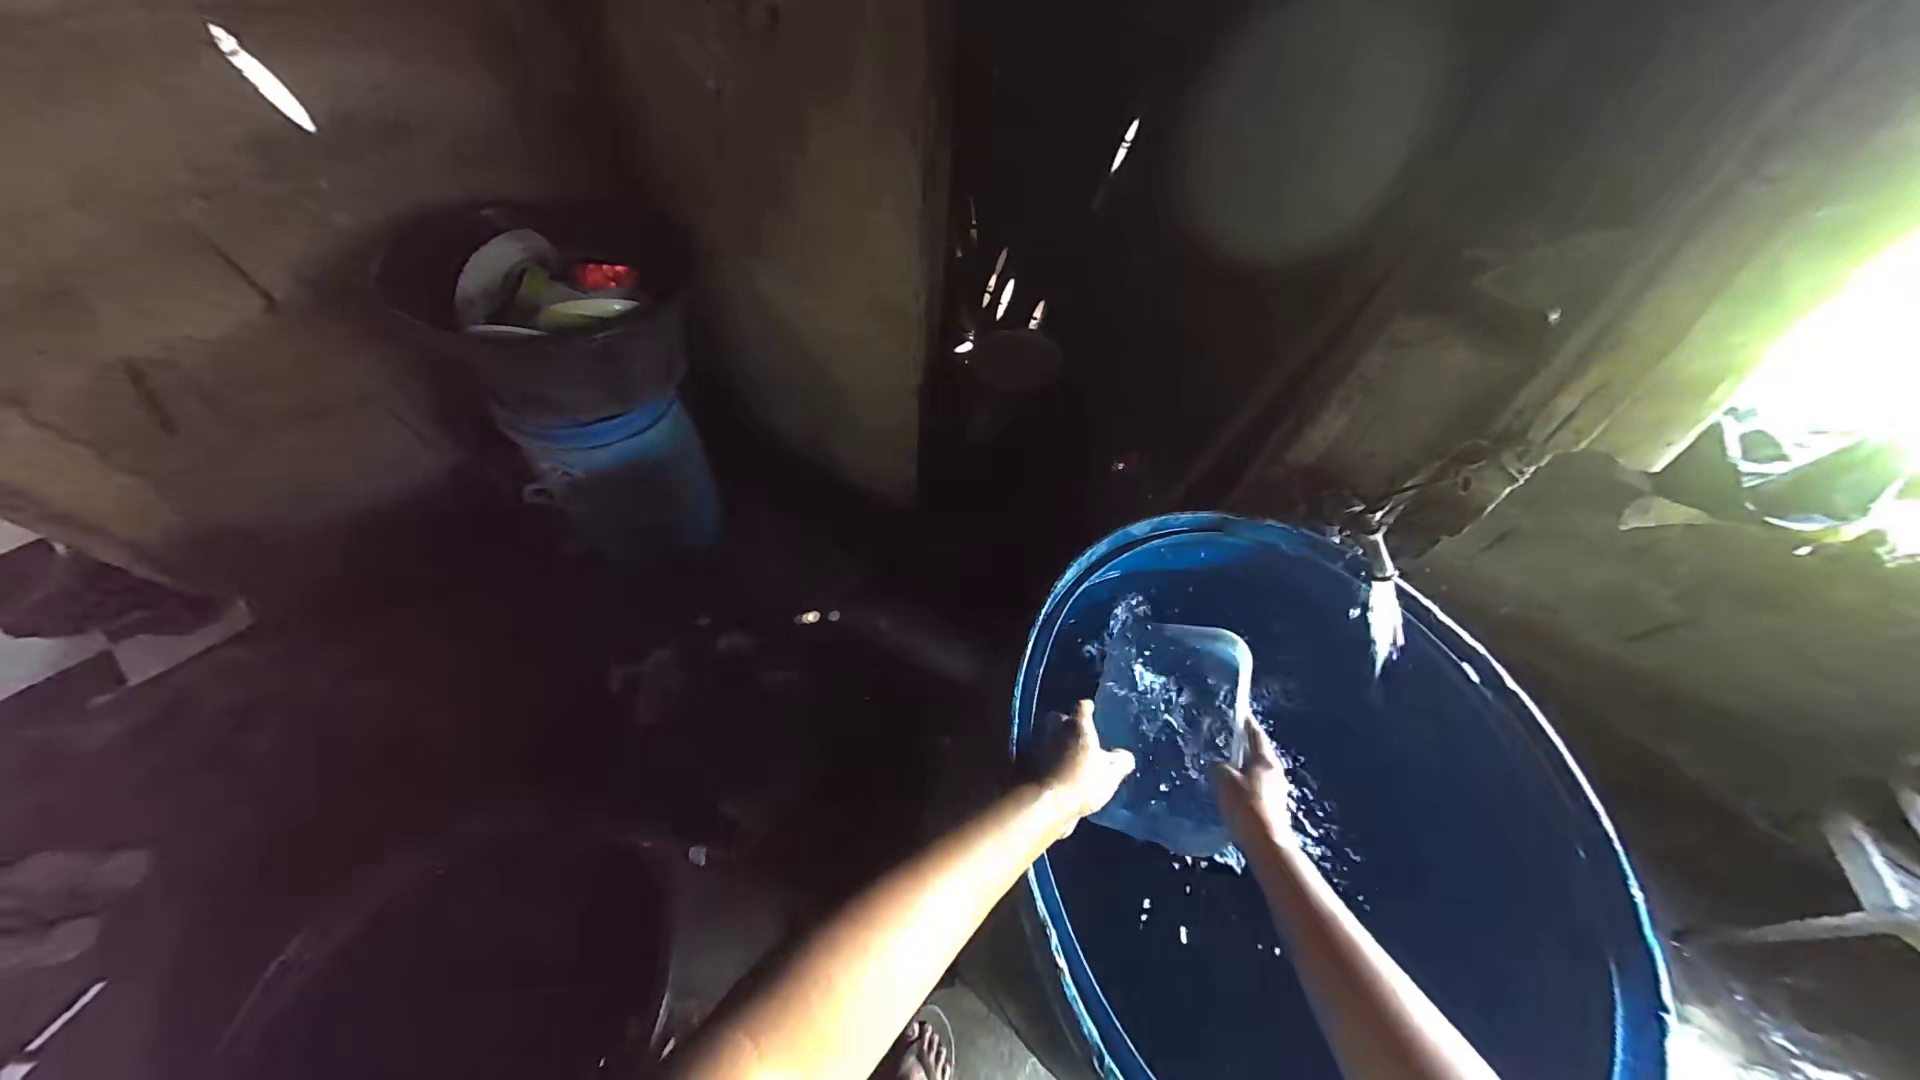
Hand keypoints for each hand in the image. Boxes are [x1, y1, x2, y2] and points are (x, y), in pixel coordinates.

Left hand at [1041, 700, 1135, 829]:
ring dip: (1053, 742)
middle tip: (1076, 735)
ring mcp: (1037, 742)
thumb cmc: (1082, 782)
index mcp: (1078, 725)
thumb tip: (1124, 755)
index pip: (1082, 707)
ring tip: (1065, 755)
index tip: (1090, 708)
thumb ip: (1120, 761)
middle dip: (1066, 724)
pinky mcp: (1025, 760)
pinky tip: (1052, 770)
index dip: (1087, 708)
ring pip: (1046, 735)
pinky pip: (1037, 753)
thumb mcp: (1111, 775)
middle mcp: (1055, 728)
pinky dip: (1044, 758)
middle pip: (1059, 718)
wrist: (1044, 802)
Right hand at [1212, 715, 1295, 851]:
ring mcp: (1277, 789)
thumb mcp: (1224, 779)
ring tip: (1227, 763)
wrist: (1266, 842)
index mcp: (1266, 760)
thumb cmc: (1245, 804)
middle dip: (1245, 744)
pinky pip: (1257, 784)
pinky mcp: (1273, 805)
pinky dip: (1245, 780)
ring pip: (1257, 769)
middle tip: (1228, 738)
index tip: (1240, 712)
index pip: (1256, 734)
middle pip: (1259, 751)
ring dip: (1244, 764)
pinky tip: (1234, 787)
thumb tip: (1220, 764)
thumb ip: (1219, 765)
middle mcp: (1275, 771)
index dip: (1247, 722)